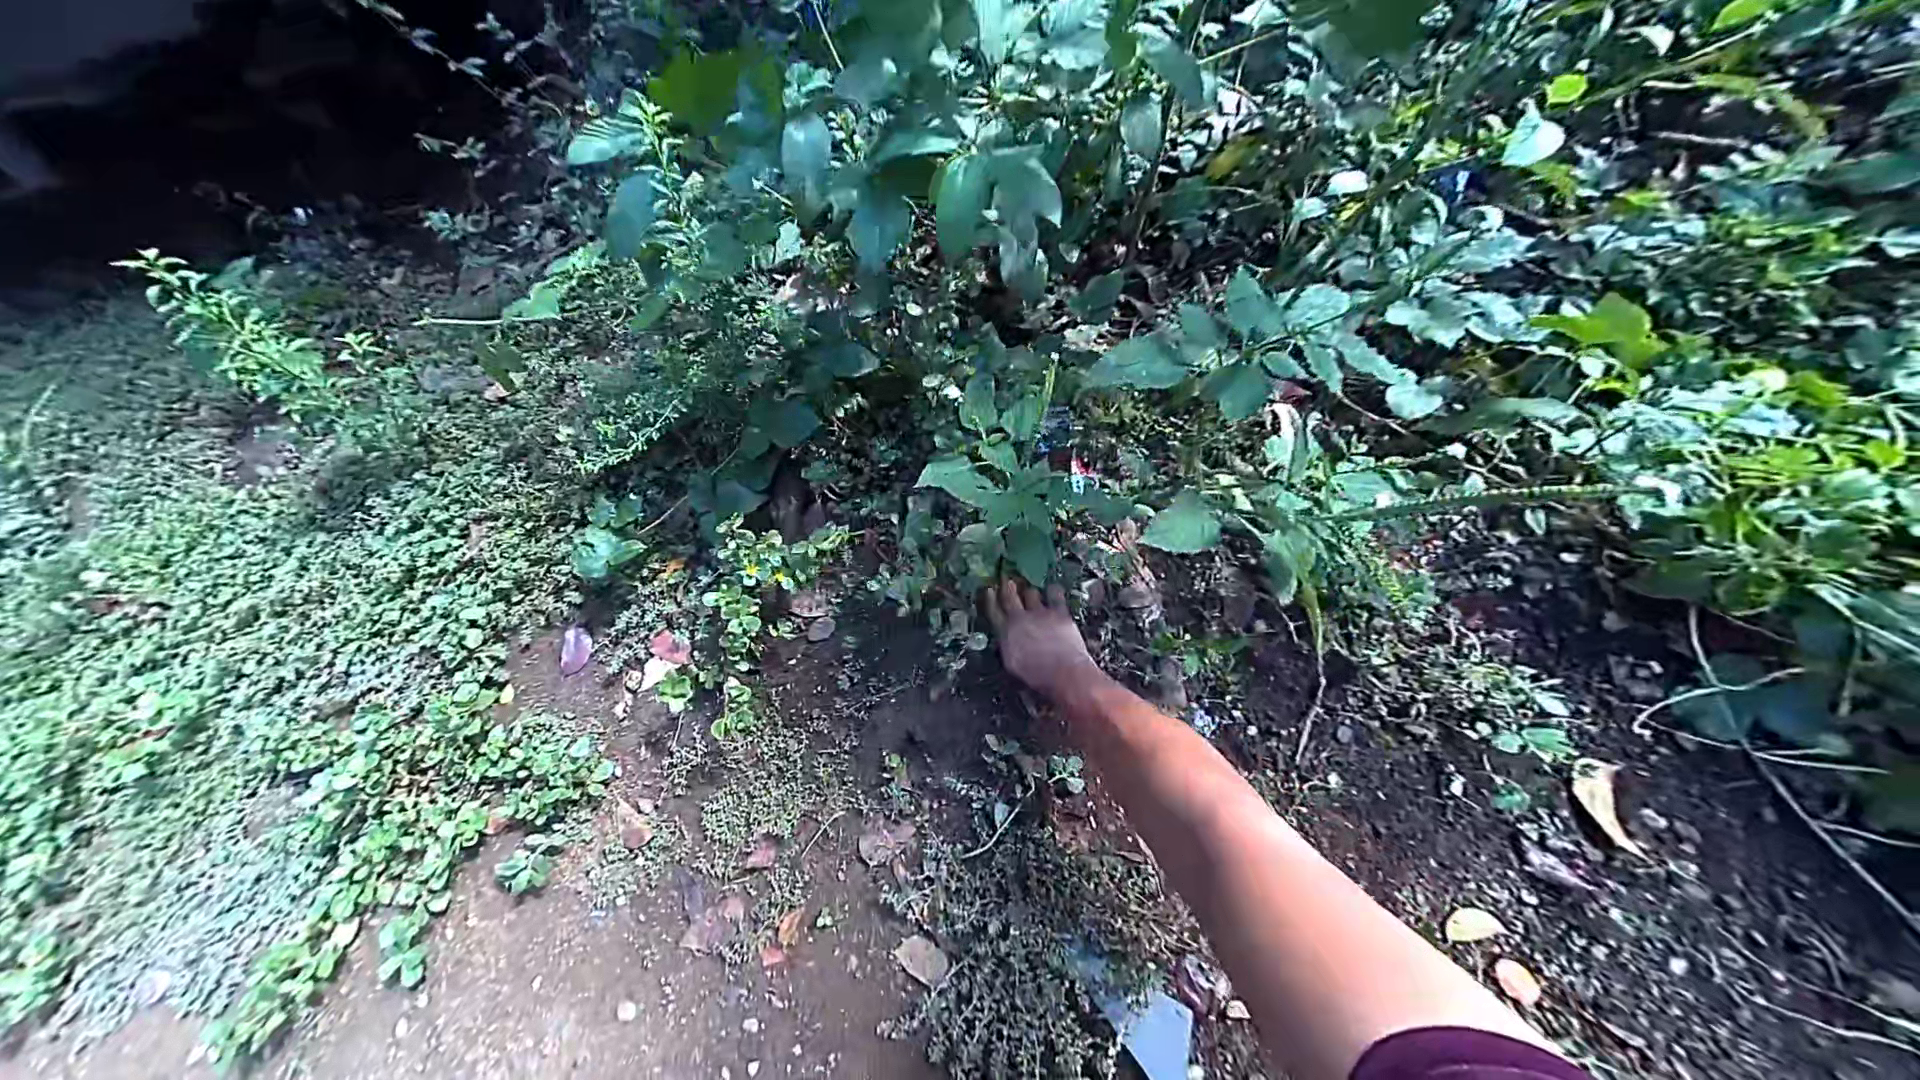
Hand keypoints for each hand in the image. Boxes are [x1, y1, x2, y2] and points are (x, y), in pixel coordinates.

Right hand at [981, 579, 1103, 703]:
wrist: (1064, 673)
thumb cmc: (1038, 676)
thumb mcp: (1013, 664)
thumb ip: (1007, 646)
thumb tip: (1007, 640)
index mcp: (1006, 633)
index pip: (993, 611)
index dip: (990, 599)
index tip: (989, 591)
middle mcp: (1021, 619)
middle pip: (1009, 596)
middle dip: (1007, 587)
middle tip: (1006, 580)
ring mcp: (1040, 613)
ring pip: (1031, 593)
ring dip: (1029, 591)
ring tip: (1029, 589)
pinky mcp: (1059, 612)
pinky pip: (1054, 594)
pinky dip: (1053, 590)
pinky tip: (1053, 589)